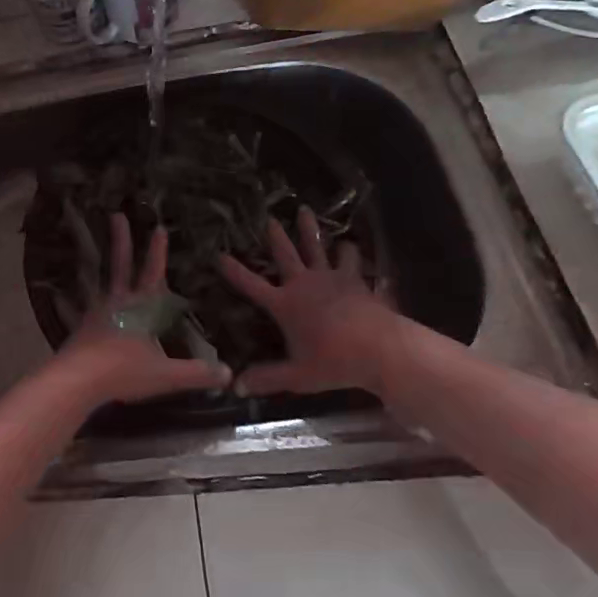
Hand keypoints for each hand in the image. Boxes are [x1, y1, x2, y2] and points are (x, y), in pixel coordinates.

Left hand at [51, 213, 230, 405]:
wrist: (79, 382)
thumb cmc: (124, 372)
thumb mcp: (166, 375)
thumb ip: (197, 373)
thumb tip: (230, 374)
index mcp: (141, 309)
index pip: (153, 274)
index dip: (157, 252)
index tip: (158, 227)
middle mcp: (117, 303)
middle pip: (120, 266)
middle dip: (122, 241)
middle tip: (116, 215)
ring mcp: (94, 314)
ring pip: (95, 280)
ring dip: (92, 261)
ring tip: (85, 243)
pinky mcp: (78, 329)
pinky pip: (72, 310)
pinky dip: (65, 302)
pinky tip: (55, 294)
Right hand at [218, 206, 409, 396]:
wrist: (378, 348)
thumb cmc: (334, 362)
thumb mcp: (297, 376)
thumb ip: (267, 378)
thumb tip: (236, 386)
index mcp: (285, 304)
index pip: (251, 285)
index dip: (234, 271)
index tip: (219, 254)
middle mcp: (304, 284)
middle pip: (285, 255)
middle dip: (274, 236)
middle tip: (268, 217)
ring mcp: (330, 277)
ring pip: (316, 247)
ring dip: (310, 229)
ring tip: (305, 210)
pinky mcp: (354, 279)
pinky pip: (350, 260)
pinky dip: (349, 251)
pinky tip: (351, 243)